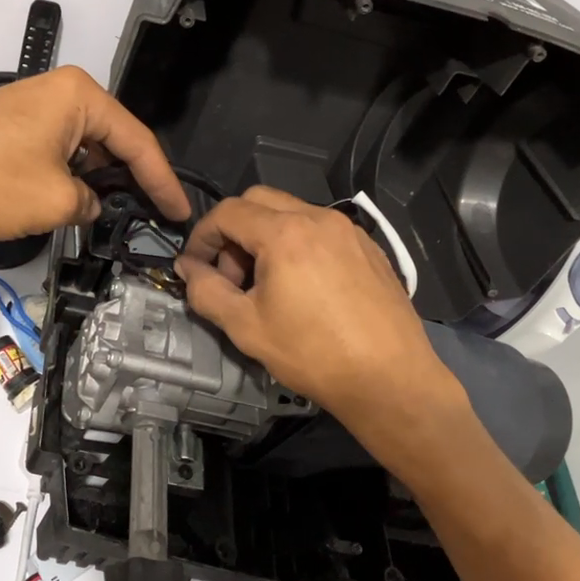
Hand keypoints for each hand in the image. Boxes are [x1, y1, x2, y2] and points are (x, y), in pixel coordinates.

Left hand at [0, 67, 189, 261]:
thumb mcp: (57, 202)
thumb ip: (91, 201)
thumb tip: (89, 202)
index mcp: (77, 95)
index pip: (136, 140)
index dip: (162, 181)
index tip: (178, 210)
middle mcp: (54, 89)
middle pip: (110, 136)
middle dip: (129, 174)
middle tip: (149, 209)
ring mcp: (27, 104)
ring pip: (79, 143)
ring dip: (94, 175)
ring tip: (110, 208)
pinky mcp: (5, 123)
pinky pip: (52, 146)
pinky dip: (66, 171)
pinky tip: (69, 197)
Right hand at [175, 187, 463, 425]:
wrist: (390, 379)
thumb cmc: (312, 354)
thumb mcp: (246, 327)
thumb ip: (207, 291)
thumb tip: (188, 268)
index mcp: (285, 232)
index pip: (227, 212)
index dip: (202, 236)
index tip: (195, 267)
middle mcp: (318, 218)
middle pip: (259, 201)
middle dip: (234, 231)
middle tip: (231, 276)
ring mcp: (349, 231)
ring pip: (292, 213)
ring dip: (266, 237)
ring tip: (266, 286)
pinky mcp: (370, 248)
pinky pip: (321, 230)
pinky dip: (298, 245)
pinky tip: (303, 289)